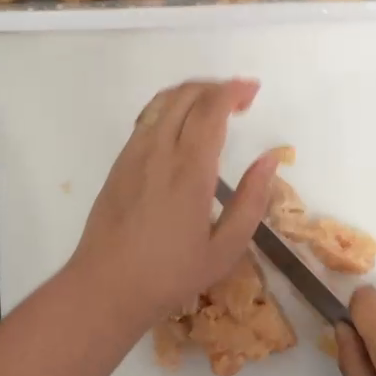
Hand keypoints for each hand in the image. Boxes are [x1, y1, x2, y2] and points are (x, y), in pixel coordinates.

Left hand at [67, 80, 279, 325]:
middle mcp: (158, 152)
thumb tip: (270, 159)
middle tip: (239, 100)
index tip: (253, 91)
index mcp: (189, 171)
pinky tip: (181, 130)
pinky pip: (145, 121)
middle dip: (215, 87)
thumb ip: (252, 201)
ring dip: (190, 94)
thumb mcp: (224, 249)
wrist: (105, 288)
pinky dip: (169, 110)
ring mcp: (133, 156)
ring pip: (161, 103)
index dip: (233, 91)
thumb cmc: (169, 276)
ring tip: (212, 107)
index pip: (211, 109)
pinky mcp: (118, 166)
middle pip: (184, 95)